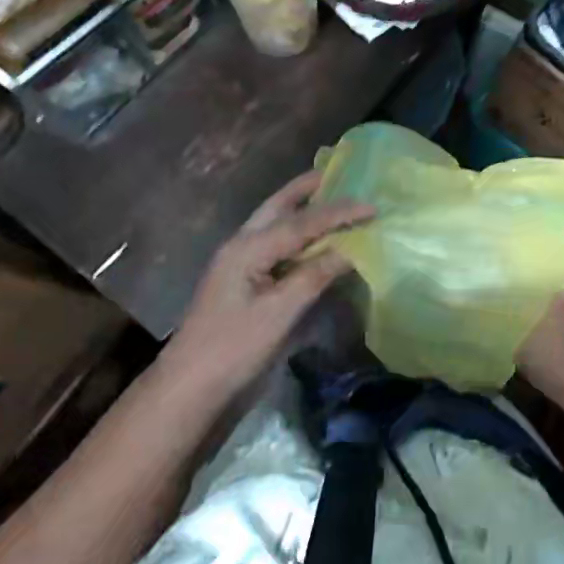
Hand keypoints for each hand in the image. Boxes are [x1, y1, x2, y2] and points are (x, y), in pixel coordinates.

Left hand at [162, 171, 373, 394]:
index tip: (373, 205)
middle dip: (308, 189)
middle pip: (278, 207)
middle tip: (339, 174)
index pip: (301, 221)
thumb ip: (314, 276)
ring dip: (302, 209)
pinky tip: (314, 241)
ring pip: (274, 224)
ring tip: (332, 198)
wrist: (190, 389)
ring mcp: (239, 263)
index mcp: (248, 247)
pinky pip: (274, 247)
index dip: (339, 212)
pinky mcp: (243, 283)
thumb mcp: (278, 313)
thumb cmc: (233, 349)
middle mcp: (241, 245)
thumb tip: (351, 248)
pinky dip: (297, 237)